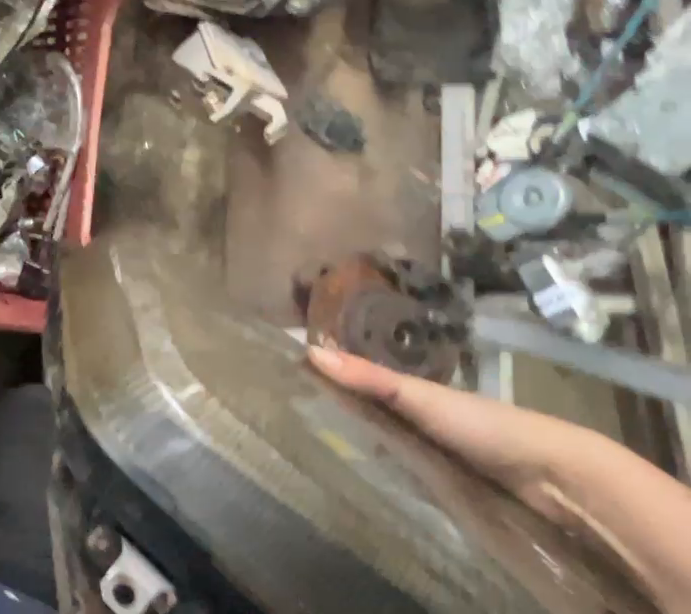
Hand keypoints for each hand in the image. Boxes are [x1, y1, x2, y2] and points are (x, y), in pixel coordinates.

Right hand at [306, 344, 599, 519]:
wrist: (555, 478)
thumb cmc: (482, 424)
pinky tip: (359, 485)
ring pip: (382, 448)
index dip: (323, 382)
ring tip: (312, 459)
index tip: (283, 385)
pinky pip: (401, 478)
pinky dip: (382, 479)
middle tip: (289, 427)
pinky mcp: (444, 486)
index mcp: (409, 393)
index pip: (355, 383)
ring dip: (356, 452)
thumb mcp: (418, 396)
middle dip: (333, 419)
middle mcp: (417, 419)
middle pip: (365, 416)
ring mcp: (431, 454)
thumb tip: (307, 351)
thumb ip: (369, 377)